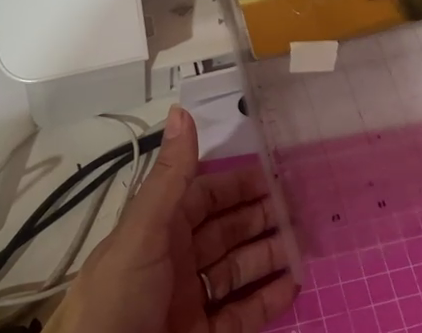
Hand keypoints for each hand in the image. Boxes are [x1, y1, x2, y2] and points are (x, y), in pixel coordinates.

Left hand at [46, 105, 296, 332]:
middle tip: (299, 207)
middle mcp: (175, 261)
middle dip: (259, 217)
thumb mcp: (142, 233)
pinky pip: (241, 314)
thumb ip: (170, 177)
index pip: (203, 195)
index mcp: (158, 230)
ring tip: (303, 243)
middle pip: (225, 231)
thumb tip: (181, 109)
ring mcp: (189, 301)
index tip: (273, 172)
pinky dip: (267, 299)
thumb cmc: (117, 298)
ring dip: (268, 255)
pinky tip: (294, 285)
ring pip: (236, 270)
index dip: (236, 183)